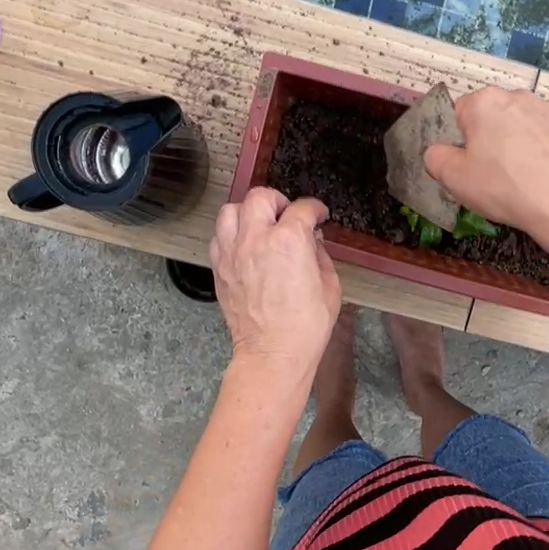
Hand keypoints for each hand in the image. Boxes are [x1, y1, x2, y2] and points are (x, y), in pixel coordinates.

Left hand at [209, 188, 341, 377]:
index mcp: (289, 240)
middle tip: (287, 213)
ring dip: (247, 212)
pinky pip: (218, 237)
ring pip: (230, 210)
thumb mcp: (329, 286)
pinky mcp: (220, 269)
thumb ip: (320, 256)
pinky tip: (244, 244)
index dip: (315, 209)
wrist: (273, 352)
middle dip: (277, 200)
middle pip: (260, 197)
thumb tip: (313, 243)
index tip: (318, 215)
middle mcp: (256, 239)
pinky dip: (231, 234)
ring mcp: (233, 253)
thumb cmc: (304, 326)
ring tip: (260, 224)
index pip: (302, 208)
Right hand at [423, 87, 548, 235]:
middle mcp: (518, 96)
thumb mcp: (454, 179)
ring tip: (524, 176)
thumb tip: (438, 152)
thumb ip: (436, 159)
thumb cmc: (503, 187)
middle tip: (494, 173)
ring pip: (526, 124)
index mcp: (483, 103)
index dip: (460, 141)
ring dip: (521, 143)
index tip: (468, 164)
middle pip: (495, 116)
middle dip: (492, 139)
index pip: (460, 114)